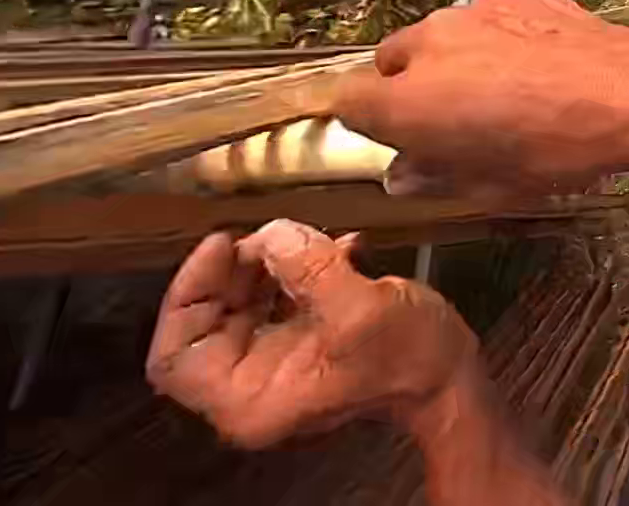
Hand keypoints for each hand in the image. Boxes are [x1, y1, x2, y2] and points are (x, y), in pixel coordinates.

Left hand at [147, 218, 477, 446]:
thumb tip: (276, 232)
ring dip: (276, 264)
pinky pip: (288, 298)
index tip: (220, 244)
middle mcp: (256, 382)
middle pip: (214, 323)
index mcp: (250, 396)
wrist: (449, 373)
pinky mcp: (313, 338)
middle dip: (241, 271)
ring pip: (251, 304)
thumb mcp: (362, 309)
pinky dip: (306, 268)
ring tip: (309, 235)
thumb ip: (315, 270)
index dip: (190, 296)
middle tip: (274, 233)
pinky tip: (340, 248)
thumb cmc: (409, 354)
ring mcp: (285, 360)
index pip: (179, 354)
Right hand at [333, 0, 628, 195]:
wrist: (627, 90)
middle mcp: (430, 43)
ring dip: (459, 55)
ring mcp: (476, 9)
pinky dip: (502, 32)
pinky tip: (541, 55)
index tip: (403, 134)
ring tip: (510, 81)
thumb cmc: (556, 149)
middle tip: (459, 111)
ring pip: (444, 33)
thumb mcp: (491, 185)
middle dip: (413, 85)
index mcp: (405, 99)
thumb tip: (404, 172)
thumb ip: (434, 176)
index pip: (348, 101)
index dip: (373, 119)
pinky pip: (491, 15)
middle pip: (395, 60)